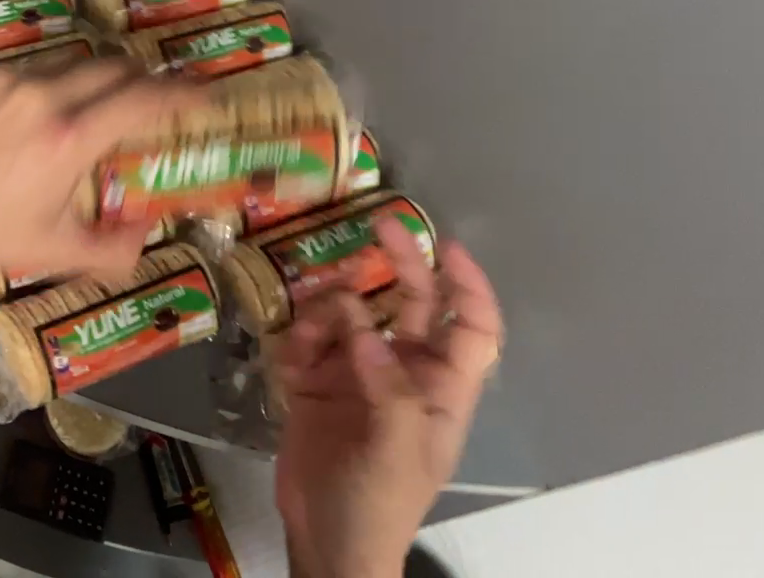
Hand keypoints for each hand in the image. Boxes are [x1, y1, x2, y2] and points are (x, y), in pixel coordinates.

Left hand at [0, 59, 199, 280]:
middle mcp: (43, 97)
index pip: (142, 101)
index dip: (181, 93)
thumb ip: (114, 248)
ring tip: (93, 105)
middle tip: (149, 100)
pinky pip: (29, 68)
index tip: (204, 93)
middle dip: (141, 80)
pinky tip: (34, 115)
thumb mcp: (55, 249)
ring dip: (95, 78)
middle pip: (113, 67)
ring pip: (71, 61)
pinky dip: (48, 83)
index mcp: (69, 140)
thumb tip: (145, 232)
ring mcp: (7, 80)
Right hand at [274, 220, 503, 577]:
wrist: (324, 538)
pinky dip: (299, 334)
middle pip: (410, 302)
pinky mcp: (314, 377)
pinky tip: (292, 353)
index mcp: (440, 386)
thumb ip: (386, 385)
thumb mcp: (397, 450)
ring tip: (312, 326)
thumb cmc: (379, 501)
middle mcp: (401, 368)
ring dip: (332, 307)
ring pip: (350, 312)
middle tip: (376, 226)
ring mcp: (355, 370)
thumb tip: (362, 326)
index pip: (471, 327)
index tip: (446, 244)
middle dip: (399, 263)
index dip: (467, 284)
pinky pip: (308, 336)